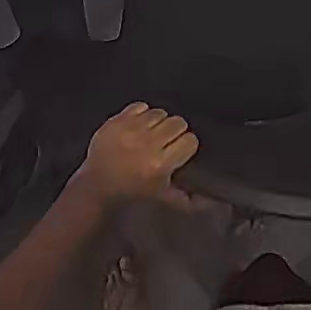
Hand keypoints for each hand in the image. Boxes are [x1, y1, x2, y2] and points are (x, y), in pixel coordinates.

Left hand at [74, 103, 199, 205]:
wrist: (96, 185)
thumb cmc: (132, 192)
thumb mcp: (162, 198)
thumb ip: (188, 199)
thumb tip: (214, 203)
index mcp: (160, 165)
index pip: (190, 140)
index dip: (187, 145)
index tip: (180, 151)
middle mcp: (147, 145)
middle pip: (178, 122)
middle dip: (175, 132)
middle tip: (166, 142)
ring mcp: (130, 130)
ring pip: (160, 113)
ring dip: (158, 123)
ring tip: (152, 134)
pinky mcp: (117, 121)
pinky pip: (140, 106)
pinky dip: (142, 114)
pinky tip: (139, 127)